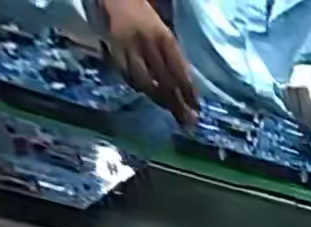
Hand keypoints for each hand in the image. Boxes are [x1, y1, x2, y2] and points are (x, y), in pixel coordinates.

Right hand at [100, 0, 196, 125]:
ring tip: (169, 111)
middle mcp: (147, 43)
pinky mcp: (113, 49)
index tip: (197, 110)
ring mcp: (128, 47)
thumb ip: (176, 60)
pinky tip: (149, 96)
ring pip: (145, 82)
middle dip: (177, 104)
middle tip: (187, 122)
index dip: (190, 94)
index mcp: (165, 38)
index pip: (181, 73)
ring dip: (158, 100)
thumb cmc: (147, 20)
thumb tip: (190, 93)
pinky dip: (139, 88)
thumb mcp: (166, 35)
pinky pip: (127, 75)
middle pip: (165, 81)